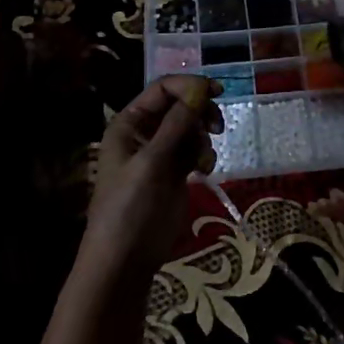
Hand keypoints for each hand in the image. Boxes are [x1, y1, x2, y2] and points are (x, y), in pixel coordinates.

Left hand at [83, 75, 223, 275]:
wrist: (126, 257)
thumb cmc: (130, 205)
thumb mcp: (151, 162)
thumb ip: (176, 125)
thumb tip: (199, 90)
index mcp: (129, 123)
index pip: (162, 89)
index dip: (189, 86)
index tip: (217, 92)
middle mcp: (144, 133)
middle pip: (179, 105)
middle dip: (200, 111)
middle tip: (217, 126)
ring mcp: (160, 153)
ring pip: (190, 128)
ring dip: (203, 136)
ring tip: (204, 160)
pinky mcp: (174, 173)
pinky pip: (194, 150)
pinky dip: (203, 154)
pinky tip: (204, 171)